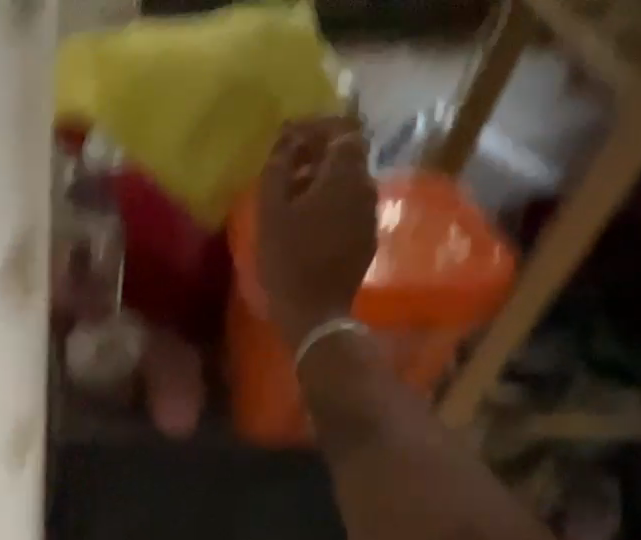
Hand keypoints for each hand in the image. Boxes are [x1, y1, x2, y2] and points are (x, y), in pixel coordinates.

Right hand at [256, 118, 377, 345]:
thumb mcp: (271, 212)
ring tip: (292, 191)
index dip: (316, 126)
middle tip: (287, 162)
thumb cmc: (288, 260)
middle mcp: (366, 187)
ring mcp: (370, 213)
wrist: (316, 312)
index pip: (342, 129)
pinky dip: (330, 199)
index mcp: (344, 175)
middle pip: (348, 153)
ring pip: (349, 180)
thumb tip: (286, 142)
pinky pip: (350, 204)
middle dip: (319, 150)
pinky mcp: (367, 236)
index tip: (289, 135)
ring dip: (324, 176)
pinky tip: (308, 217)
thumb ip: (277, 169)